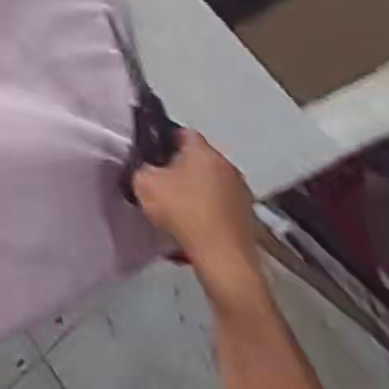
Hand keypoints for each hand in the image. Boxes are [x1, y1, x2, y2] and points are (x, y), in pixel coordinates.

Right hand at [131, 131, 265, 307]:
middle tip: (160, 183)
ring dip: (196, 189)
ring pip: (210, 181)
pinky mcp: (247, 214)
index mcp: (203, 151)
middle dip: (179, 167)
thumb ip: (140, 168)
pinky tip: (194, 225)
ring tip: (177, 208)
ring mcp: (241, 190)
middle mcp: (227, 164)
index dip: (162, 140)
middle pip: (197, 158)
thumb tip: (145, 168)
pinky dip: (208, 209)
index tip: (151, 155)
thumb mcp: (144, 184)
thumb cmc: (182, 212)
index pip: (182, 131)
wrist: (222, 256)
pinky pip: (220, 203)